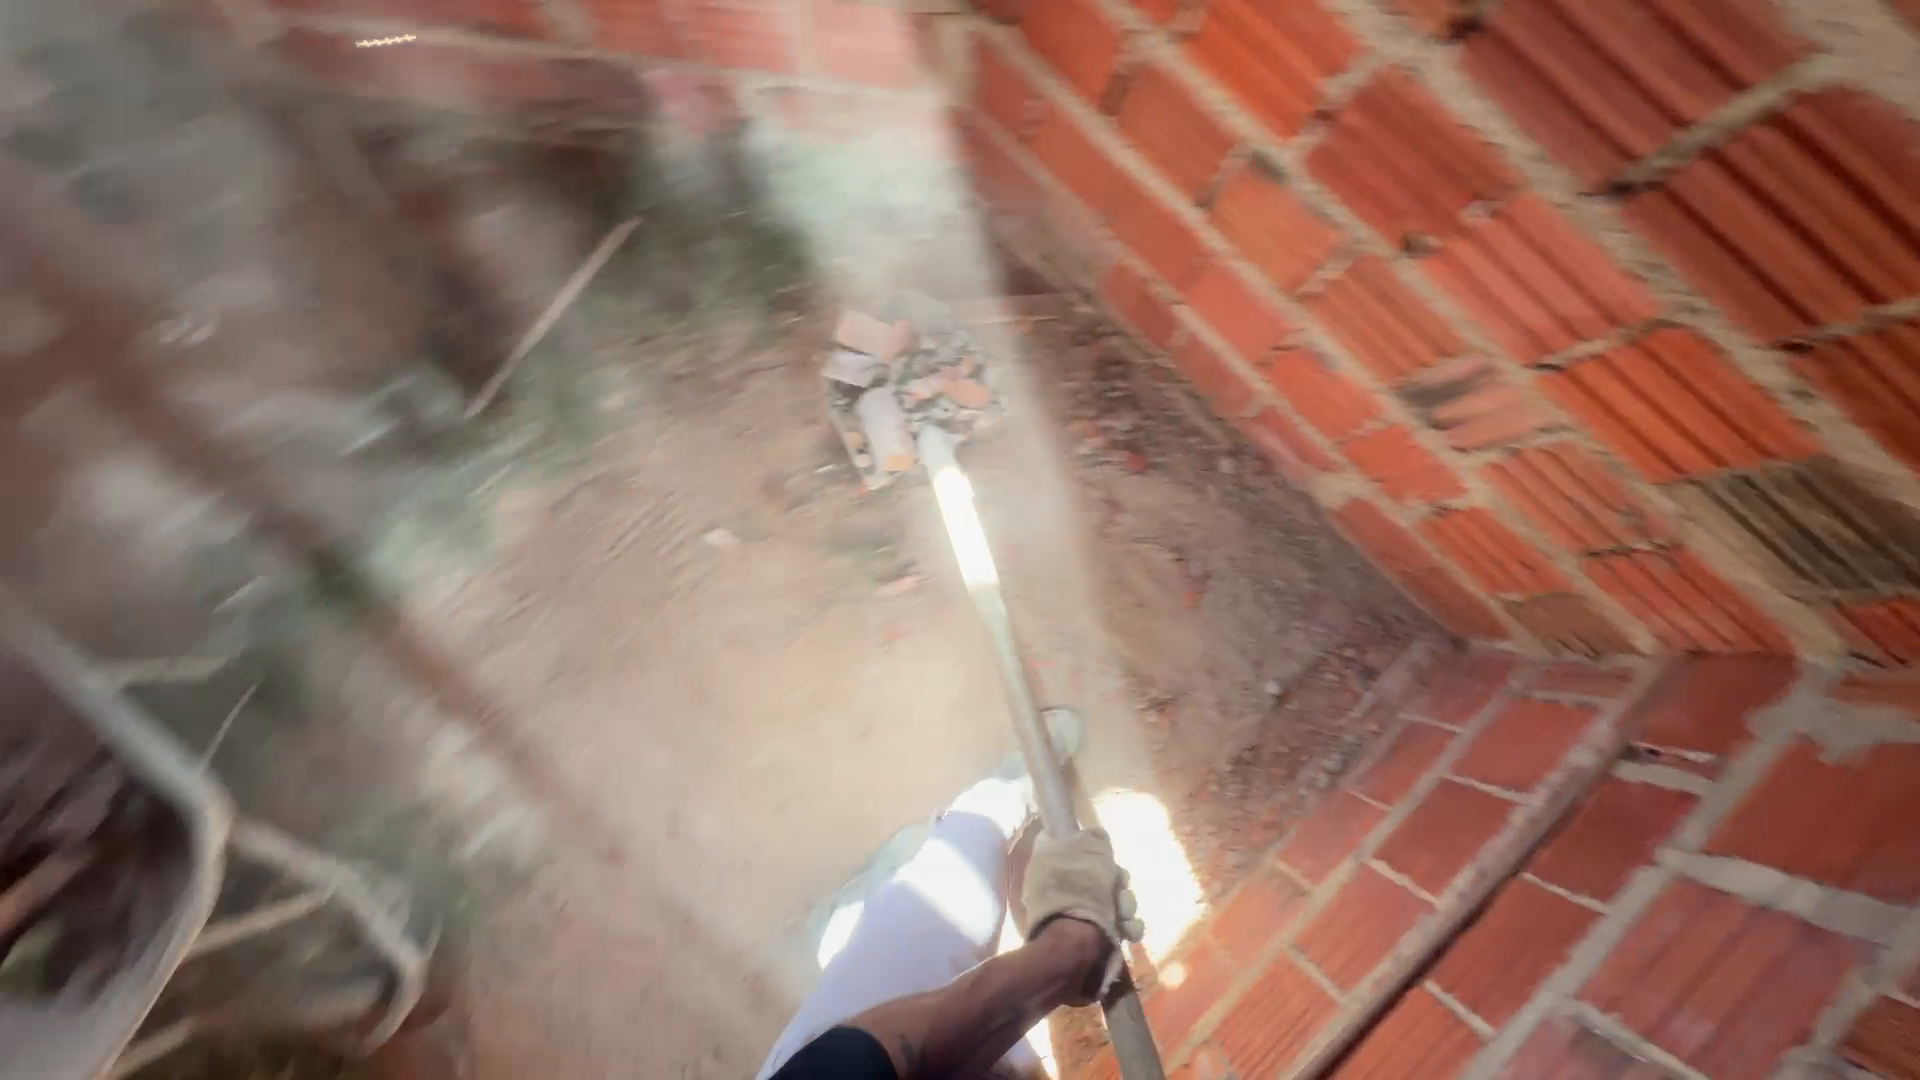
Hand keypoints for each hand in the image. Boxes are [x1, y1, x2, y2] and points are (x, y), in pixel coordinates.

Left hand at [1020, 828, 1143, 997]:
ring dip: (1126, 906)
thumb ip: (1095, 838)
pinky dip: (1129, 927)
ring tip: (1124, 916)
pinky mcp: (1095, 938)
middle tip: (1119, 889)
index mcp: (1051, 864)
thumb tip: (1098, 835)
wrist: (1075, 944)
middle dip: (1118, 883)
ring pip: (1115, 900)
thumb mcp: (1088, 849)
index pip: (1077, 848)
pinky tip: (1129, 931)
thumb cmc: (1078, 889)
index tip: (1107, 858)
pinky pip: (1119, 925)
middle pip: (1102, 875)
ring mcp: (1079, 914)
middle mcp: (1062, 887)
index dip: (1097, 851)